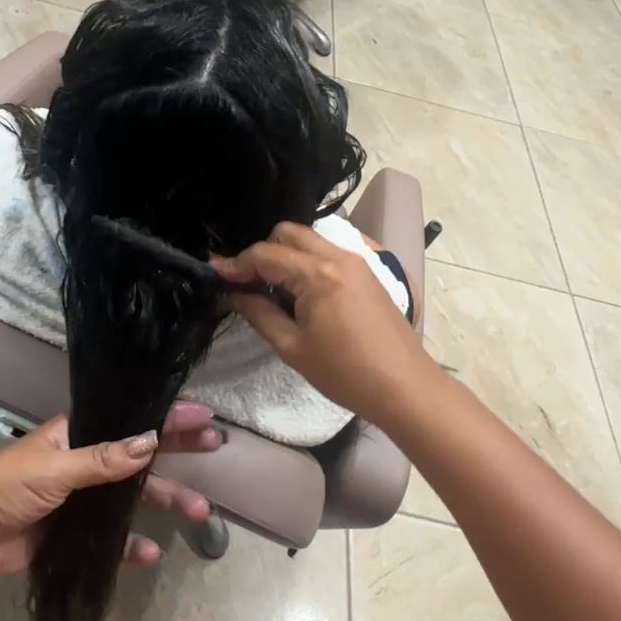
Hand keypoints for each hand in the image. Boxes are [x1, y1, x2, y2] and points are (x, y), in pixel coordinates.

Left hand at [0, 402, 221, 582]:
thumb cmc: (3, 487)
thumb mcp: (52, 468)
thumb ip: (100, 460)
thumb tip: (149, 441)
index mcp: (77, 433)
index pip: (129, 418)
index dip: (166, 415)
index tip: (202, 415)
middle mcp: (85, 459)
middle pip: (140, 453)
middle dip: (177, 451)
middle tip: (216, 449)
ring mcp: (82, 496)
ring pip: (133, 496)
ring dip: (165, 500)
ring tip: (200, 512)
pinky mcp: (74, 531)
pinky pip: (112, 536)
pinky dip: (132, 543)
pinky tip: (150, 554)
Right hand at [214, 222, 436, 423]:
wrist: (405, 386)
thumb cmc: (346, 373)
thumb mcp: (293, 348)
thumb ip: (259, 314)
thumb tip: (234, 294)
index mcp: (316, 274)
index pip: (265, 255)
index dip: (237, 264)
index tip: (215, 275)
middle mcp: (336, 256)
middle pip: (287, 233)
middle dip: (262, 251)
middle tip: (246, 280)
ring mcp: (356, 260)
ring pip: (310, 238)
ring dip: (286, 253)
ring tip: (272, 285)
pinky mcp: (368, 271)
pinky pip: (328, 250)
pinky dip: (308, 258)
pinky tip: (301, 287)